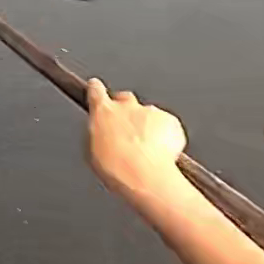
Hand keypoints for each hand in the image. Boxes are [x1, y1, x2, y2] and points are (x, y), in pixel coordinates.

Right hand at [85, 78, 187, 202]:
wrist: (143, 176)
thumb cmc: (116, 167)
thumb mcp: (93, 152)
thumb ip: (97, 134)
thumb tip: (101, 134)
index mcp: (103, 111)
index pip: (96, 90)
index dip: (96, 89)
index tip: (95, 87)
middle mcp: (127, 106)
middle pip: (125, 99)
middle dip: (126, 110)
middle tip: (127, 130)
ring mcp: (150, 112)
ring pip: (148, 114)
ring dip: (147, 126)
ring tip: (146, 151)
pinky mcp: (170, 121)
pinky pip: (167, 125)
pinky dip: (165, 135)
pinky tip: (160, 153)